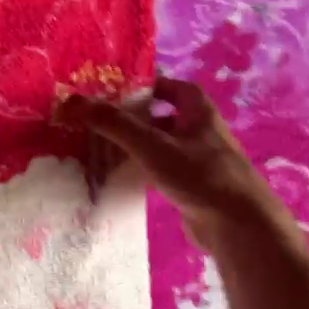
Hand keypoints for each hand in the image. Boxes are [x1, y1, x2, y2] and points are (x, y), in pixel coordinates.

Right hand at [57, 77, 291, 248]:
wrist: (237, 224)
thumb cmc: (199, 175)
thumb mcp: (152, 144)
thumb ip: (113, 123)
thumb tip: (71, 101)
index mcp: (200, 115)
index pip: (178, 88)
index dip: (153, 84)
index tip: (121, 88)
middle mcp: (202, 133)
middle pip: (166, 116)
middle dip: (136, 115)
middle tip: (101, 118)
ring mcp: (199, 160)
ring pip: (162, 143)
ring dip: (136, 143)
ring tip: (102, 145)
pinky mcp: (192, 185)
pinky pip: (161, 168)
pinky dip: (141, 167)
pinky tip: (121, 175)